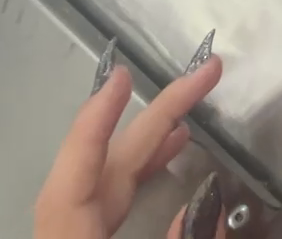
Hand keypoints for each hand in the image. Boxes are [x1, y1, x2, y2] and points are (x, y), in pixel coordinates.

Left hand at [34, 55, 224, 238]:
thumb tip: (210, 194)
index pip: (71, 185)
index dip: (94, 129)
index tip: (122, 77)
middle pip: (100, 175)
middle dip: (153, 121)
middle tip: (203, 76)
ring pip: (103, 188)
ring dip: (147, 145)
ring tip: (191, 110)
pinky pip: (107, 207)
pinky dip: (139, 175)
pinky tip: (170, 153)